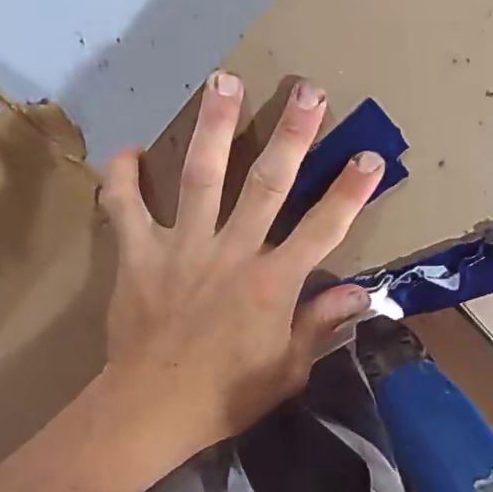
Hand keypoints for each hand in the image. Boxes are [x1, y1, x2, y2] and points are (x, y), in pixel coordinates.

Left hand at [97, 71, 383, 462]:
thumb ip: (320, 325)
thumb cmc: (226, 395)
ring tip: (223, 82)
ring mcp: (182, 248)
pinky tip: (127, 149)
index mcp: (272, 283)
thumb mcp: (286, 370)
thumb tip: (361, 294)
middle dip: (292, 135)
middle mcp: (231, 252)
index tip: (370, 158)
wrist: (152, 409)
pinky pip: (125, 208)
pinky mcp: (138, 254)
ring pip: (200, 177)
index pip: (322, 229)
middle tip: (307, 91)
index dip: (350, 193)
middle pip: (267, 183)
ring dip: (214, 128)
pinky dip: (122, 178)